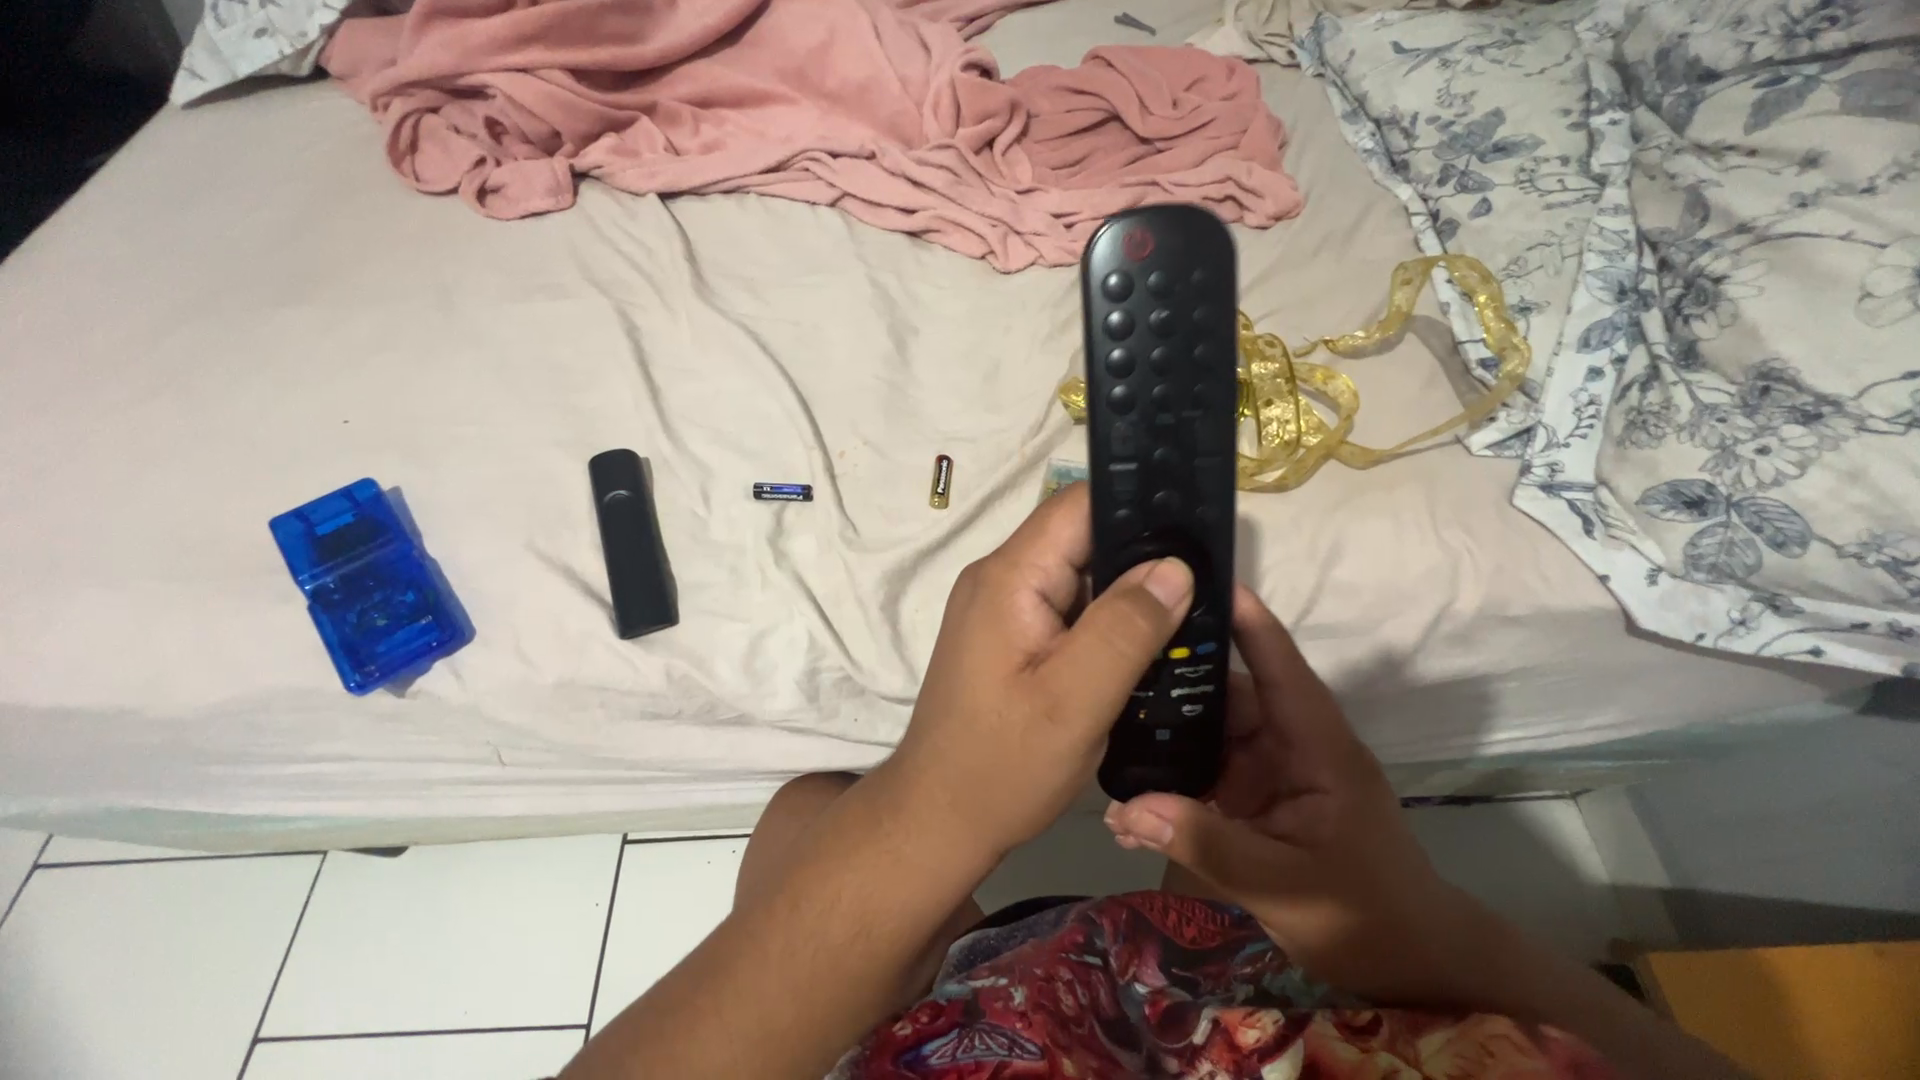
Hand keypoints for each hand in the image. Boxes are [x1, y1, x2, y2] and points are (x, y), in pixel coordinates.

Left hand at [883, 483, 1193, 861]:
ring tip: (1193, 608)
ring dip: (1129, 592)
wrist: (939, 818)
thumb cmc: (1002, 765)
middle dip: (1144, 554)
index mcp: (1009, 578)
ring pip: (1080, 575)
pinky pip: (1068, 609)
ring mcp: (1002, 610)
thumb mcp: (1075, 701)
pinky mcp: (1010, 639)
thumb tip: (1177, 566)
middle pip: (1082, 538)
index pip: (1078, 506)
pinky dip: (1108, 621)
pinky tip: (1148, 642)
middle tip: (1212, 577)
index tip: (1198, 525)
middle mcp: (1000, 580)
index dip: (1138, 507)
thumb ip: (1126, 629)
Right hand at [1104, 584, 1496, 1004]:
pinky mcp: (1250, 804)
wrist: (1405, 968)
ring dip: (1161, 740)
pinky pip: (1201, 781)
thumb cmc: (1367, 917)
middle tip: (1106, 666)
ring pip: (1206, 738)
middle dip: (1173, 682)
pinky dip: (1166, 788)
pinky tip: (1122, 802)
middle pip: (1227, 698)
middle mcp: (1289, 749)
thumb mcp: (1288, 885)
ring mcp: (1268, 776)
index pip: (1281, 670)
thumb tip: (1125, 809)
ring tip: (1099, 729)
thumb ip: (1208, 843)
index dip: (1247, 622)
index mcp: (1317, 747)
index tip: (1201, 578)